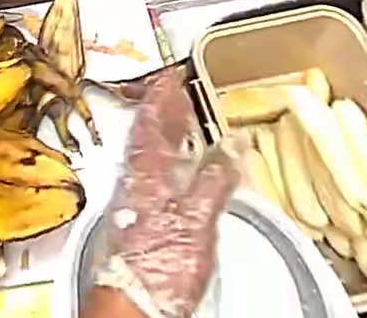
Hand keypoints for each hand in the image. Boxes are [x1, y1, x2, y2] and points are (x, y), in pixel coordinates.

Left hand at [85, 71, 239, 317]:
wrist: (132, 307)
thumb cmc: (157, 262)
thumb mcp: (197, 215)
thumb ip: (215, 176)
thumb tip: (234, 142)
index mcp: (147, 166)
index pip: (151, 115)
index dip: (162, 91)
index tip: (173, 73)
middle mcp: (137, 176)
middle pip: (150, 130)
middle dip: (167, 108)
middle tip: (183, 92)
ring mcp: (136, 197)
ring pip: (152, 151)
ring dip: (168, 133)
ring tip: (187, 122)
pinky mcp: (140, 218)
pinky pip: (155, 173)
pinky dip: (170, 159)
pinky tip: (184, 168)